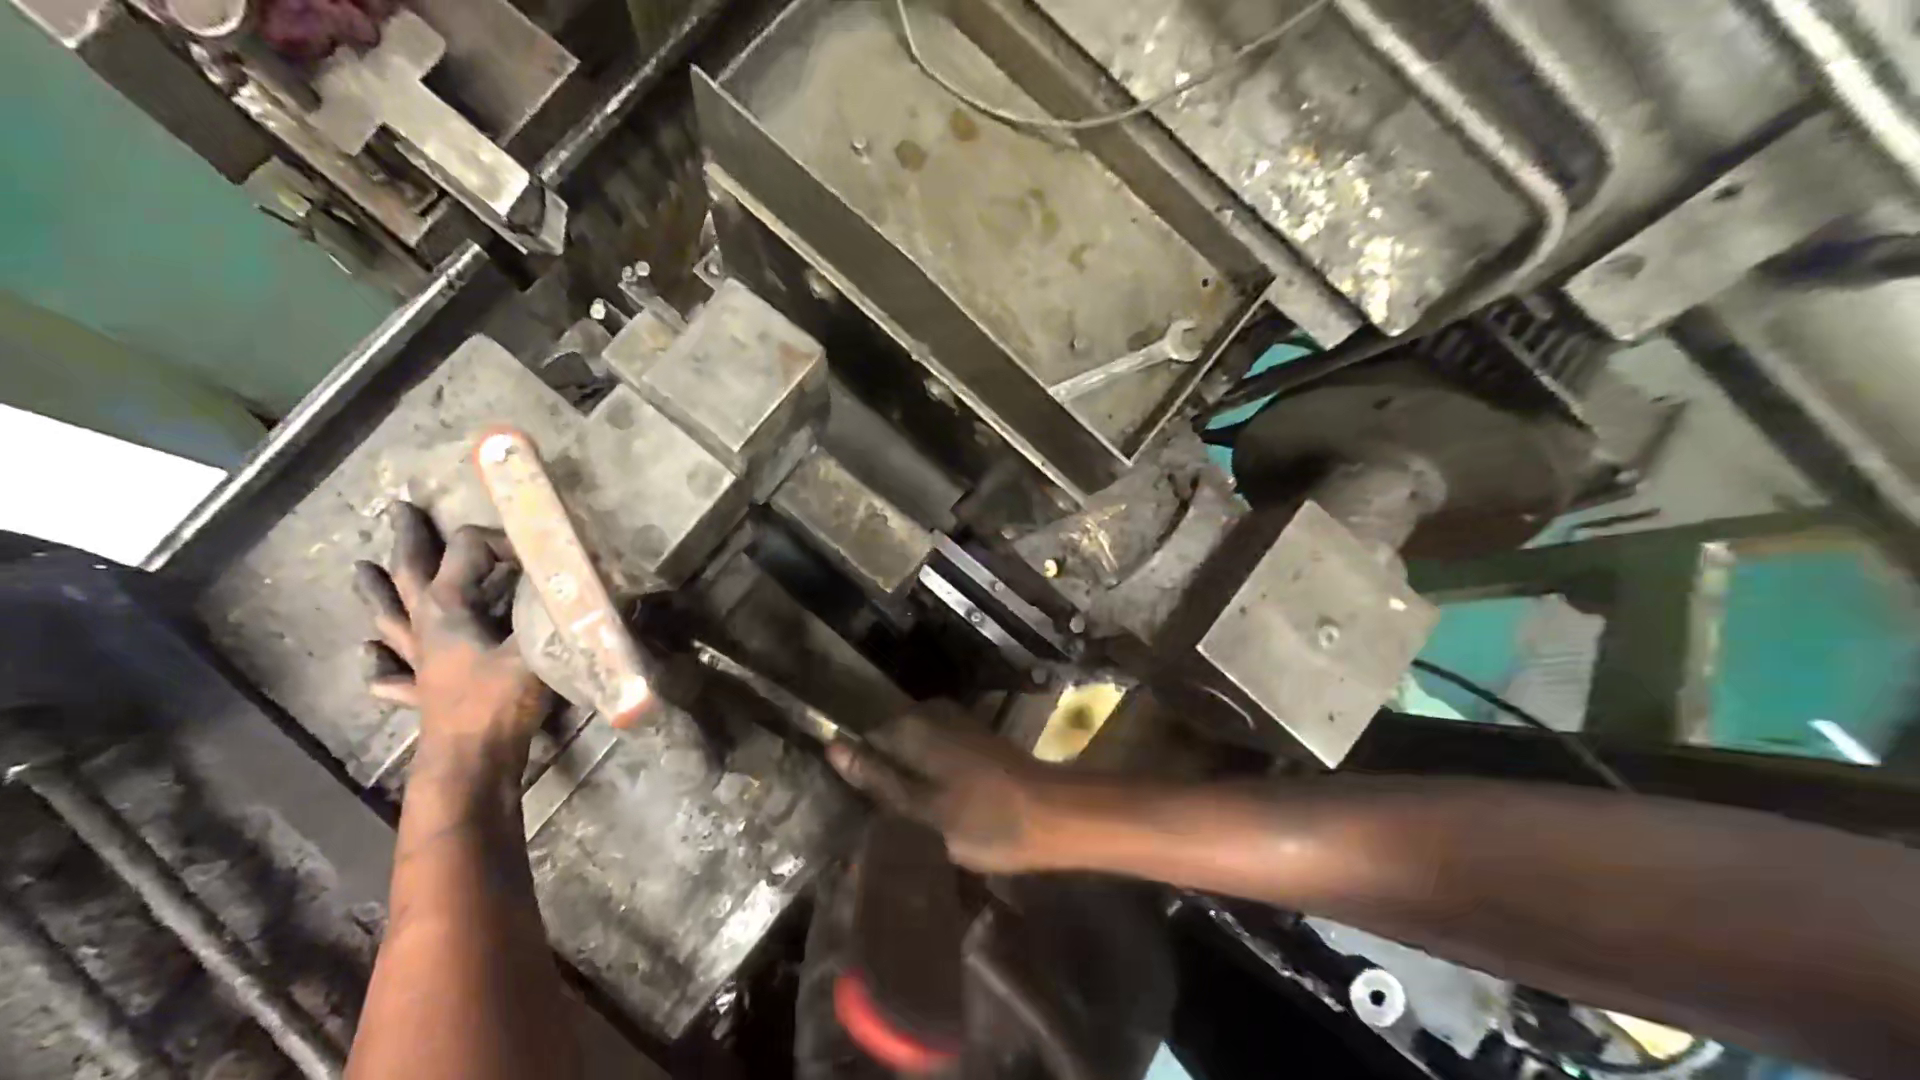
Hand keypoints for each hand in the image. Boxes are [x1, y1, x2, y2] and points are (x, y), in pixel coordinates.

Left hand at [354, 502, 550, 763]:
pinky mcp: (421, 692)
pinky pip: (391, 674)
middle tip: (400, 510)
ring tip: (359, 571)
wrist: (472, 761)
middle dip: (408, 540)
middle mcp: (425, 626)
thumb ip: (552, 607)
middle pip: (410, 574)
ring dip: (376, 593)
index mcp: (448, 607)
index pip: (469, 549)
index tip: (536, 550)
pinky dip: (380, 664)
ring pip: (390, 618)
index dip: (501, 539)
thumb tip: (575, 574)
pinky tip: (371, 658)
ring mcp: (418, 661)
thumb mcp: (538, 643)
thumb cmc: (501, 699)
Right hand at [826, 705, 1072, 873]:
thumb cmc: (983, 818)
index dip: (859, 777)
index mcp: (912, 724)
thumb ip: (875, 778)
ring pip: (913, 752)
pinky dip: (931, 779)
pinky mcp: (973, 739)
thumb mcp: (919, 808)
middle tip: (887, 824)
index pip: (863, 741)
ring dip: (909, 782)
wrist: (1053, 816)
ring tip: (909, 823)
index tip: (863, 814)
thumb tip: (831, 746)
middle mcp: (931, 712)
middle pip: (889, 745)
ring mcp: (955, 724)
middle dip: (885, 779)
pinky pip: (935, 756)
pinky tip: (937, 810)